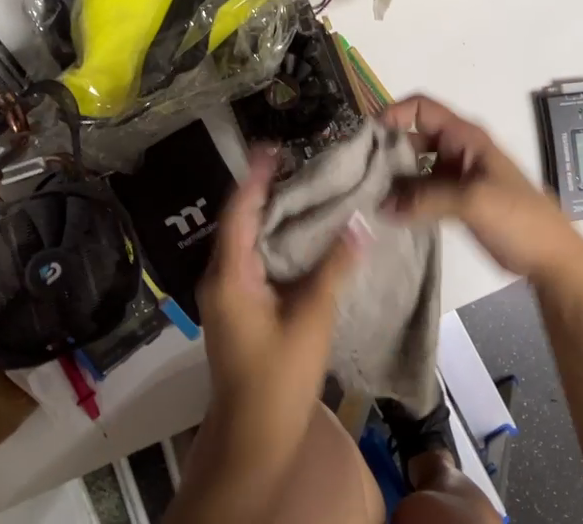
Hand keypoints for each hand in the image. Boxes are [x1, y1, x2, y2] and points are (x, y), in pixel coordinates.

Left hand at [193, 148, 366, 478]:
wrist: (253, 436)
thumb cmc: (278, 377)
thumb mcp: (311, 319)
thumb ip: (334, 268)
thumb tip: (360, 222)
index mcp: (230, 276)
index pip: (240, 213)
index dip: (255, 178)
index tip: (272, 146)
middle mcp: (222, 279)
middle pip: (242, 222)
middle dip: (267, 189)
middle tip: (300, 160)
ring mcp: (229, 295)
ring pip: (250, 241)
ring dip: (273, 214)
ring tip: (307, 186)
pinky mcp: (242, 307)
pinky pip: (257, 259)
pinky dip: (278, 239)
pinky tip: (305, 233)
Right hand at [383, 95, 582, 285]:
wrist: (551, 256)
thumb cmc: (519, 218)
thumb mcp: (473, 202)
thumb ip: (426, 199)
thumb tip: (382, 205)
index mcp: (466, 137)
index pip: (422, 107)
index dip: (393, 113)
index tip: (367, 138)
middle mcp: (458, 149)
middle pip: (413, 135)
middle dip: (386, 149)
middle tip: (359, 174)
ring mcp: (457, 175)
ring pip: (415, 165)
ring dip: (393, 177)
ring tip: (366, 196)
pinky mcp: (455, 200)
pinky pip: (422, 189)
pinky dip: (405, 197)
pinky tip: (387, 213)